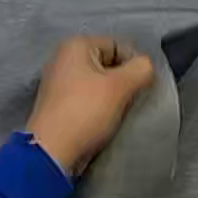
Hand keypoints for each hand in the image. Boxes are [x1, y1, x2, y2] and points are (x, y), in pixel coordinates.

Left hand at [25, 36, 155, 175]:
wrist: (52, 153)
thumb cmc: (86, 111)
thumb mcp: (121, 86)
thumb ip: (142, 68)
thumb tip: (146, 67)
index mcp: (76, 45)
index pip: (119, 46)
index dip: (134, 64)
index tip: (140, 86)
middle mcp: (63, 57)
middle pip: (109, 63)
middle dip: (124, 80)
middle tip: (130, 100)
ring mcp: (58, 81)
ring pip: (99, 82)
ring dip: (113, 95)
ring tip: (117, 112)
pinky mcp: (58, 103)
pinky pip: (88, 97)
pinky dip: (99, 105)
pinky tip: (103, 119)